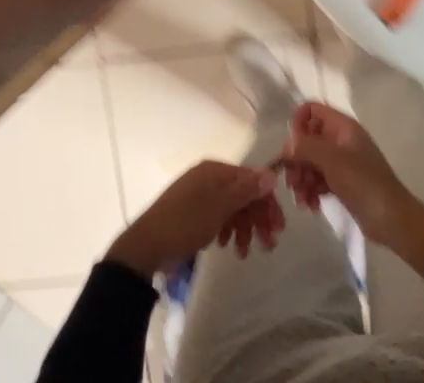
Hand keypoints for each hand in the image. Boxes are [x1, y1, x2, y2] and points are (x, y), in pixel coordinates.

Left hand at [105, 161, 282, 278]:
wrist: (145, 247)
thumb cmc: (184, 224)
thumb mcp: (218, 207)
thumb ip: (245, 190)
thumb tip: (272, 174)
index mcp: (214, 170)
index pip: (251, 180)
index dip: (267, 203)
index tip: (278, 228)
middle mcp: (208, 178)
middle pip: (243, 195)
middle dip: (257, 219)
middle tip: (268, 245)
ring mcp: (198, 195)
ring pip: (232, 208)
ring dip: (243, 229)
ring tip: (244, 253)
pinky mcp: (192, 213)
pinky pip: (218, 217)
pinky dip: (227, 230)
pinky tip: (226, 246)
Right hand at [281, 102, 423, 277]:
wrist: (391, 219)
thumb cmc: (363, 183)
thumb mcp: (332, 160)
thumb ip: (306, 146)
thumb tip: (287, 145)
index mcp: (343, 127)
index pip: (312, 110)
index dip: (298, 124)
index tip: (292, 148)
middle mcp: (342, 140)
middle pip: (308, 139)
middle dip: (297, 160)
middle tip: (293, 182)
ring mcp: (342, 163)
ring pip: (311, 162)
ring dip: (302, 179)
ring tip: (302, 199)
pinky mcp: (342, 183)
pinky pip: (318, 180)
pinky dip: (311, 190)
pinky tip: (311, 206)